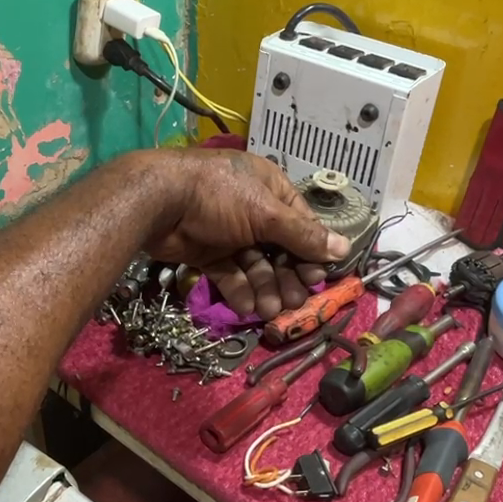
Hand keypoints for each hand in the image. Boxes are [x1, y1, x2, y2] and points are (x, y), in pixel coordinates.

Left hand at [134, 149, 350, 317]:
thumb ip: (303, 236)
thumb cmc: (219, 196)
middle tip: (295, 302)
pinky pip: (230, 274)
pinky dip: (239, 290)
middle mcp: (252, 210)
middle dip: (287, 276)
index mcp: (270, 190)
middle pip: (279, 249)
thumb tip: (343, 248)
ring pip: (255, 266)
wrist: (158, 202)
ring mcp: (228, 233)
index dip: (311, 252)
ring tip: (270, 311)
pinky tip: (246, 307)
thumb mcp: (266, 213)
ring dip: (265, 288)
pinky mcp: (207, 253)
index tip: (319, 277)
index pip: (301, 224)